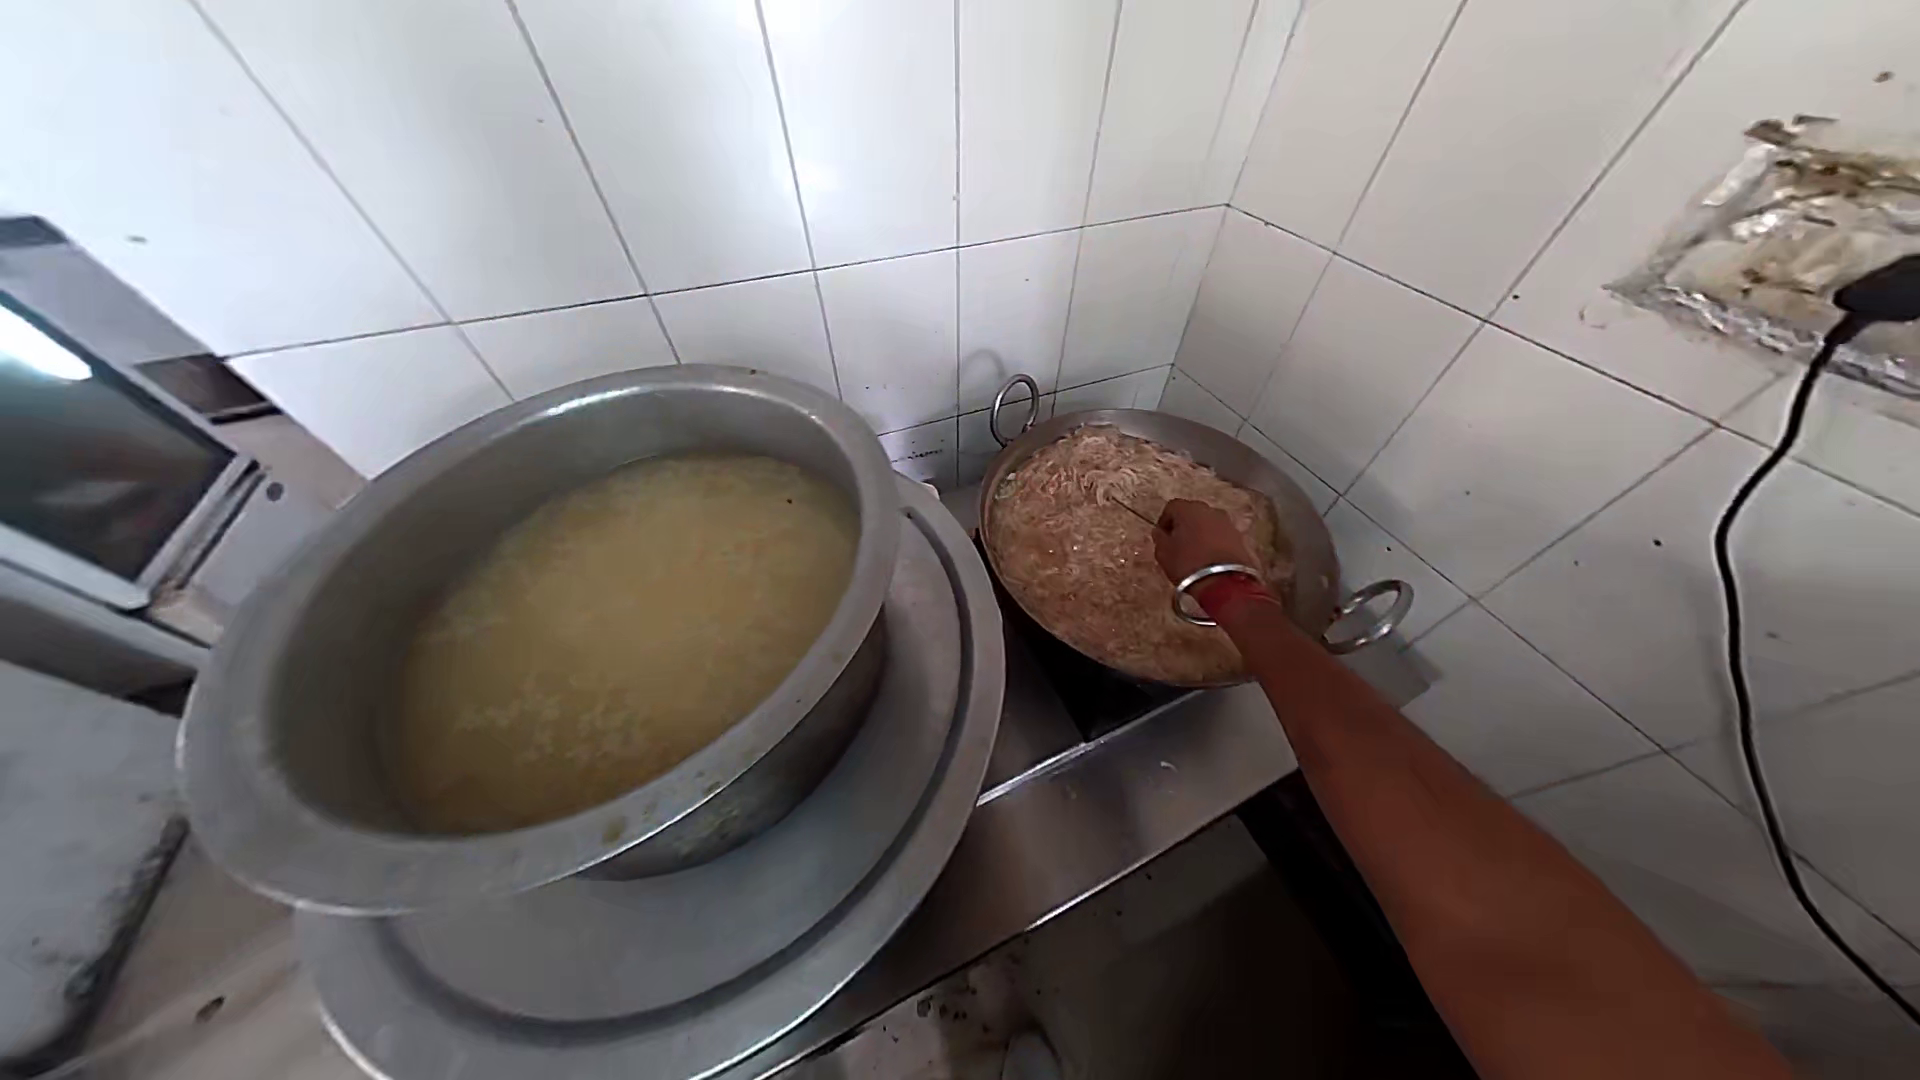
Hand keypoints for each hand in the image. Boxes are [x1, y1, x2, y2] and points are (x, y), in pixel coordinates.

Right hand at [1152, 498, 1254, 583]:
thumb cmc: (1187, 563)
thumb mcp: (1163, 552)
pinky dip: (1213, 542)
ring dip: (1200, 533)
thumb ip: (1160, 538)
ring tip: (1194, 552)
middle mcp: (1210, 510)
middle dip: (1184, 525)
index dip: (1164, 520)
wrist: (1224, 583)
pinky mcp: (1240, 538)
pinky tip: (1208, 557)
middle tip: (1177, 543)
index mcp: (1189, 509)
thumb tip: (1161, 532)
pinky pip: (1221, 535)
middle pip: (1192, 512)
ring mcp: (1228, 523)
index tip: (1162, 536)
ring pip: (1208, 523)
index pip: (1172, 507)